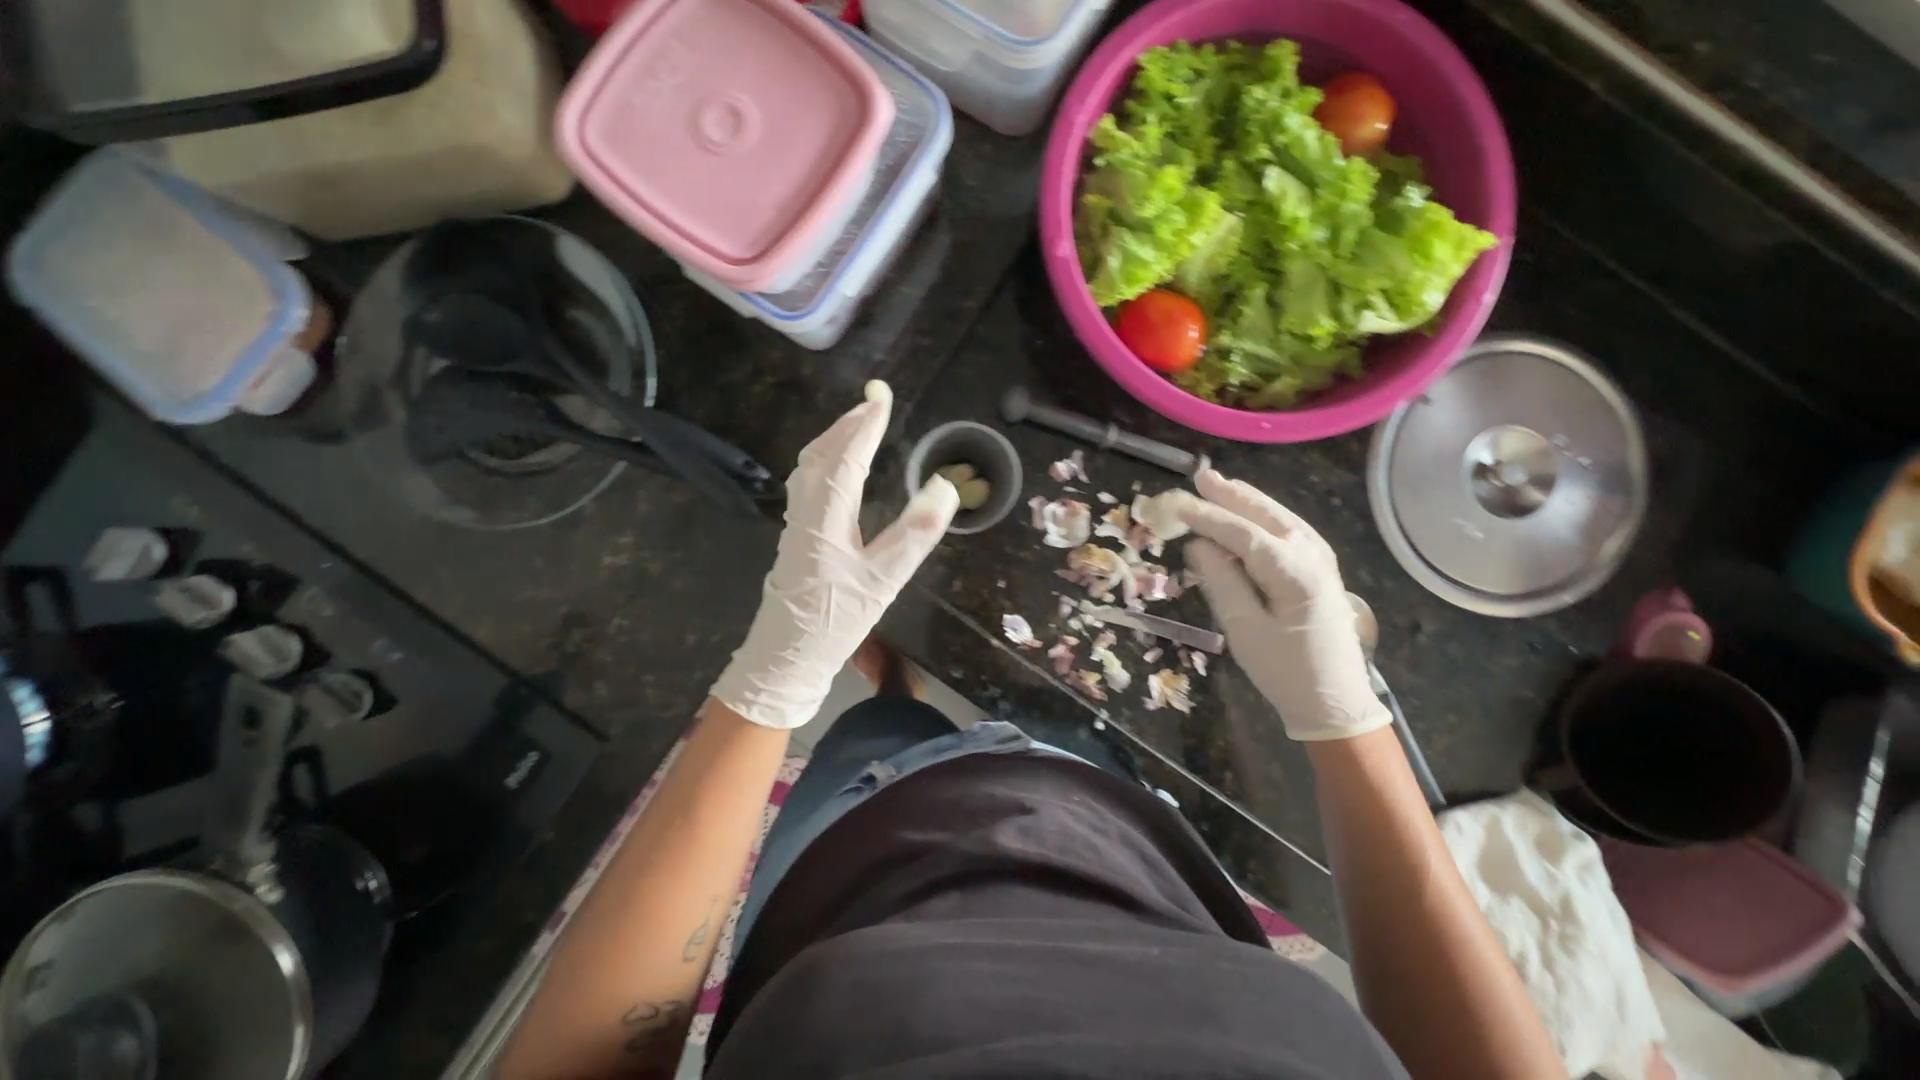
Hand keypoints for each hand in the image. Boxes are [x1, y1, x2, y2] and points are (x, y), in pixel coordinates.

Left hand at [710, 382, 958, 729]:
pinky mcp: (796, 539)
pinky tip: (837, 473)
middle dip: (848, 425)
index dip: (867, 425)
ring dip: (833, 441)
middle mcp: (805, 512)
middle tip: (874, 403)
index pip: (848, 457)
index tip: (882, 395)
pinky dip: (826, 462)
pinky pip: (808, 484)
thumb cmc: (834, 622)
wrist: (784, 659)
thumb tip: (945, 485)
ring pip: (810, 468)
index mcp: (825, 516)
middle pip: (822, 455)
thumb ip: (915, 533)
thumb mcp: (883, 581)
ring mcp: (796, 525)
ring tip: (858, 427)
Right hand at [1178, 468, 1387, 741]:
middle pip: (1263, 514)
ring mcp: (1320, 559)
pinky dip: (1263, 517)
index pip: (1239, 531)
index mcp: (1293, 569)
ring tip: (1217, 485)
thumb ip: (1221, 581)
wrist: (1335, 703)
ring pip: (1278, 517)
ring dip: (1246, 501)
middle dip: (1229, 495)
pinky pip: (1287, 531)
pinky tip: (1248, 514)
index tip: (1172, 502)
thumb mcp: (1245, 629)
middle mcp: (1311, 554)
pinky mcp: (1320, 570)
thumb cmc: (1286, 672)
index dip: (1204, 514)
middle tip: (1198, 476)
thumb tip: (1197, 544)